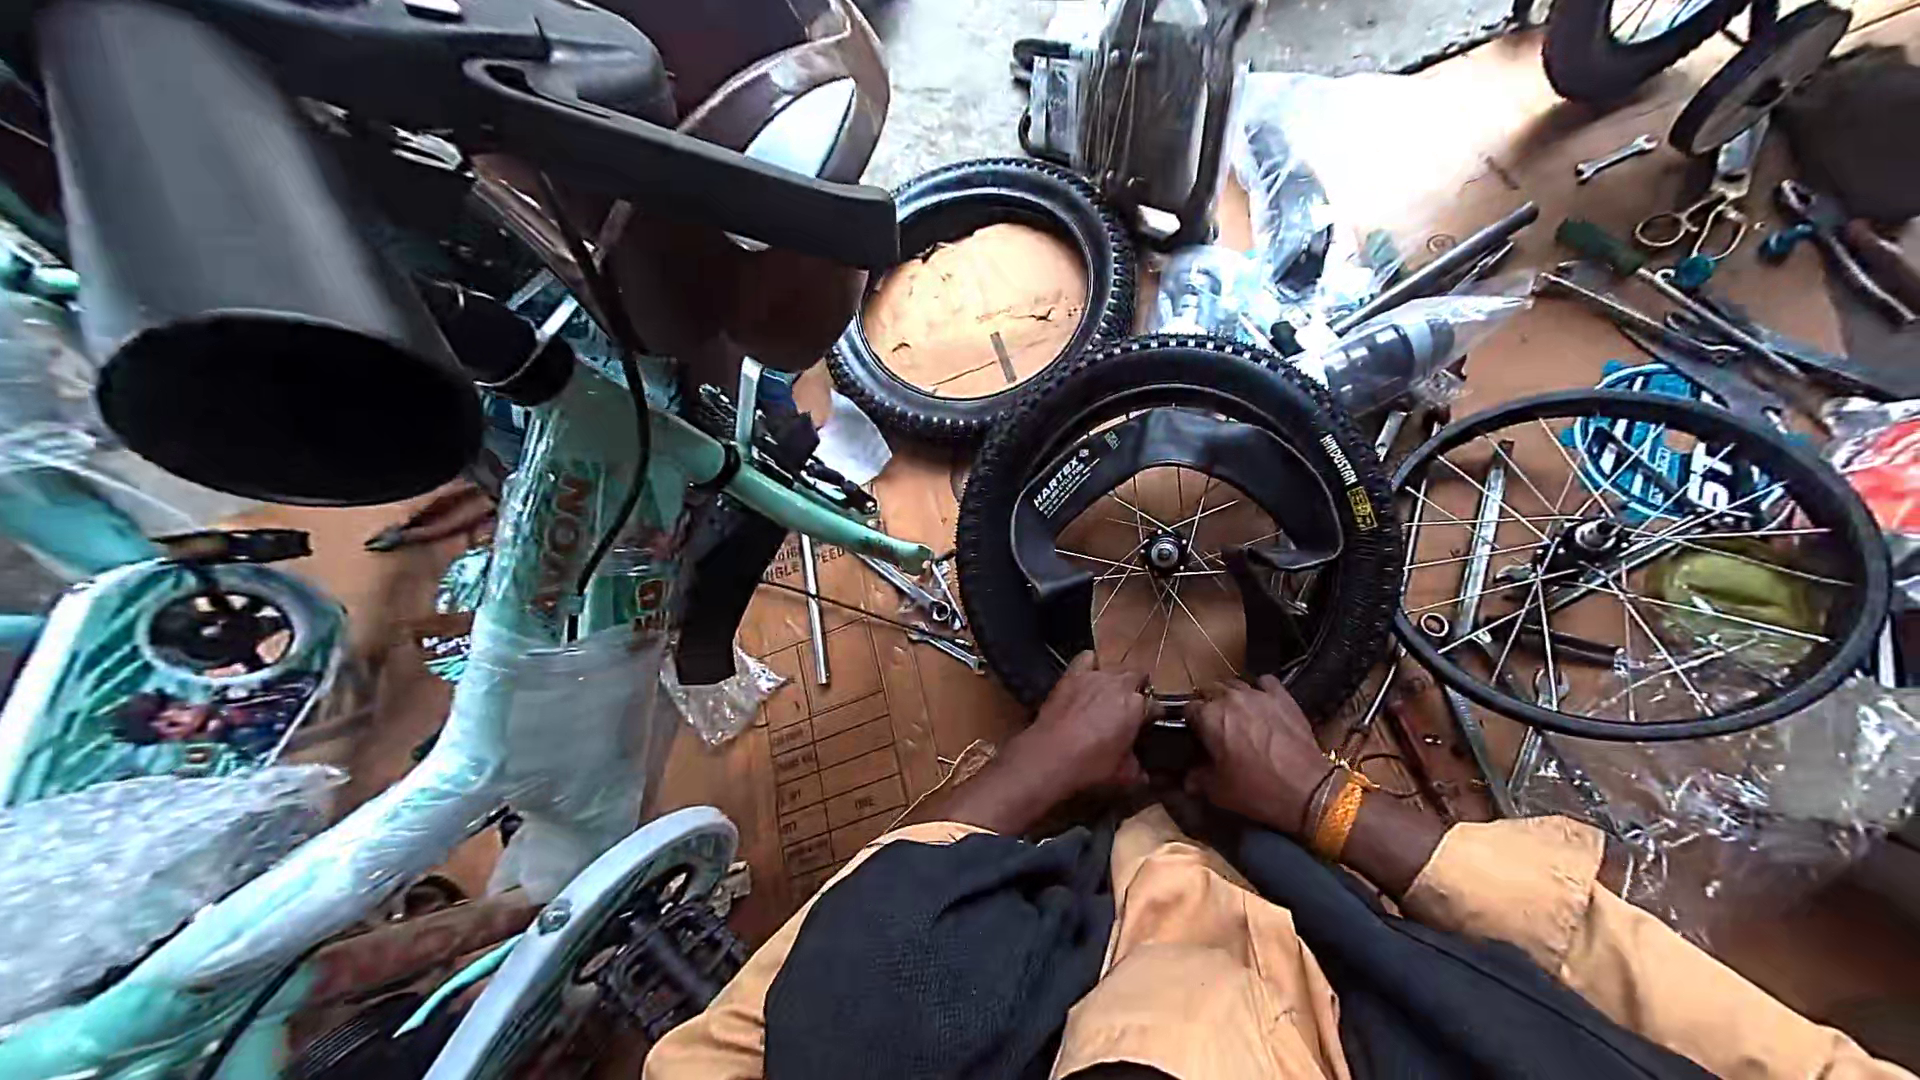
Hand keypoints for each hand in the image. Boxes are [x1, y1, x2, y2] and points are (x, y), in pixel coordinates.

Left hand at [1003, 651, 1151, 799]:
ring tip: (1109, 693)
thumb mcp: (1124, 775)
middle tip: (1129, 707)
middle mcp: (1119, 685)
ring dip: (1116, 678)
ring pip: (1114, 668)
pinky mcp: (1071, 674)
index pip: (1155, 706)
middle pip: (1137, 677)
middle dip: (1137, 689)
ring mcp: (1095, 676)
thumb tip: (1142, 773)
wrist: (1052, 754)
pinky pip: (1086, 659)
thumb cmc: (1092, 765)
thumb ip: (1137, 768)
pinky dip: (1091, 664)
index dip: (1152, 716)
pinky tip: (1088, 676)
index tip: (1147, 725)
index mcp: (1137, 707)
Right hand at [1187, 675, 1332, 835]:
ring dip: (1231, 696)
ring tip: (1238, 713)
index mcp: (1208, 717)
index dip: (1191, 722)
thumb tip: (1188, 780)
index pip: (1188, 709)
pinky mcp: (1282, 697)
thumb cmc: (1257, 790)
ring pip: (1235, 684)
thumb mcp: (1218, 791)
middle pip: (1210, 690)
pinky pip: (1266, 682)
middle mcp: (1229, 698)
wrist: (1308, 791)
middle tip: (1216, 725)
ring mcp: (1257, 694)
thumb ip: (1197, 779)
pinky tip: (1263, 702)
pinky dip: (1261, 689)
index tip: (1197, 734)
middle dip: (1209, 704)